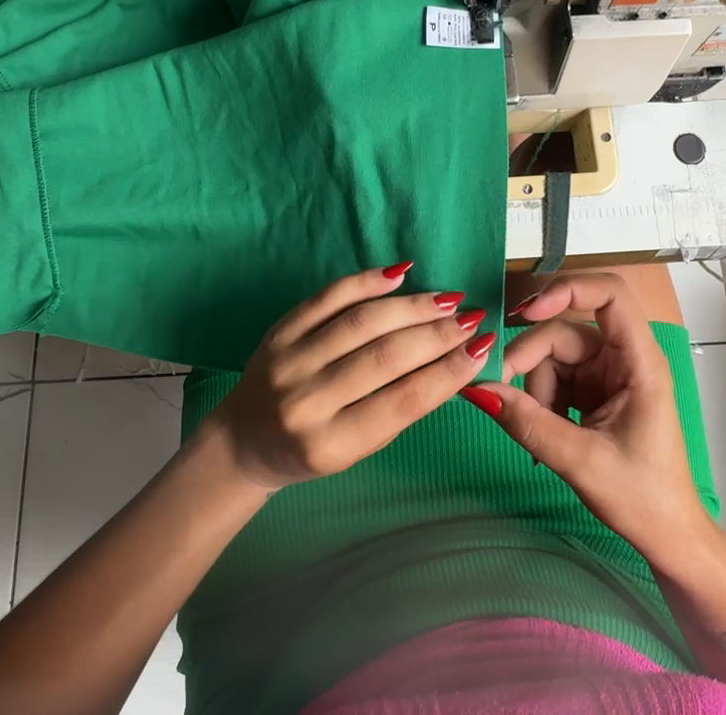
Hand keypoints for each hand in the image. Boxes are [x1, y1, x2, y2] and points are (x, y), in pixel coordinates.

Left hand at [206, 263, 494, 490]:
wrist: (242, 442)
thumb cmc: (310, 453)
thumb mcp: (356, 450)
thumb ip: (398, 409)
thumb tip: (453, 362)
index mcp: (332, 444)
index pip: (403, 401)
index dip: (448, 372)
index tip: (483, 347)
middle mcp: (307, 401)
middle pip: (385, 357)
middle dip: (438, 334)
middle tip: (474, 318)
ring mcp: (289, 362)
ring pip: (361, 323)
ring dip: (412, 307)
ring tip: (449, 299)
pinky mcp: (279, 332)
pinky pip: (327, 298)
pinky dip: (366, 281)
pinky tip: (401, 274)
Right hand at [467, 274, 708, 556]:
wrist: (667, 536)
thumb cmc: (642, 498)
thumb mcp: (581, 462)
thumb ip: (529, 424)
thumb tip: (478, 391)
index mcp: (640, 363)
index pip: (610, 295)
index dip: (567, 289)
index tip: (525, 313)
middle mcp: (624, 359)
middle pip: (564, 331)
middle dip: (529, 361)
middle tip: (503, 399)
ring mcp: (608, 375)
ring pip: (553, 357)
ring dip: (533, 390)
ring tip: (537, 437)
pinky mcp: (594, 392)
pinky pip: (554, 379)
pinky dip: (539, 402)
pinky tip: (543, 437)